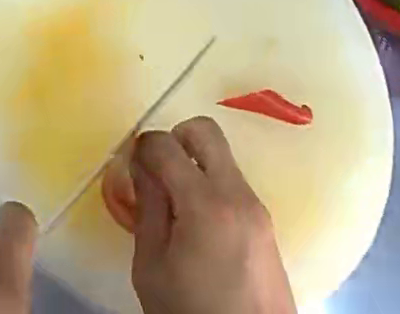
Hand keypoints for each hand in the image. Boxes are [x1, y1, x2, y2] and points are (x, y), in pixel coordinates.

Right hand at [130, 117, 294, 313]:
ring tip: (176, 206)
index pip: (166, 144)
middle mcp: (237, 194)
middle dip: (175, 138)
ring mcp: (257, 208)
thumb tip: (141, 167)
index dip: (143, 147)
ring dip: (195, 164)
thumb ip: (146, 209)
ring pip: (221, 157)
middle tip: (159, 171)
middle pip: (204, 131)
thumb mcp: (152, 269)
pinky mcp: (267, 225)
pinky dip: (212, 186)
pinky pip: (234, 184)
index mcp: (205, 203)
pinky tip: (198, 225)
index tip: (132, 165)